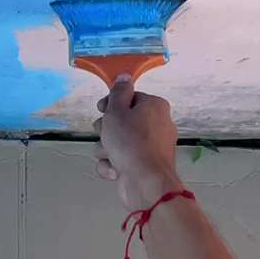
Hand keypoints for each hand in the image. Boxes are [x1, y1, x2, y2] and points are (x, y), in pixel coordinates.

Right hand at [95, 73, 183, 210]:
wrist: (145, 182)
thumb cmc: (130, 141)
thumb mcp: (117, 110)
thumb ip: (118, 92)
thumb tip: (124, 76)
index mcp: (155, 107)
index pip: (129, 98)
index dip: (112, 104)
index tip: (102, 109)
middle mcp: (157, 125)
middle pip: (122, 120)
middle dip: (106, 129)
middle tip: (104, 133)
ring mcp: (151, 148)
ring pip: (118, 142)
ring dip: (106, 148)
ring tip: (109, 154)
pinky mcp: (143, 167)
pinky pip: (121, 160)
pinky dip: (113, 164)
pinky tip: (114, 169)